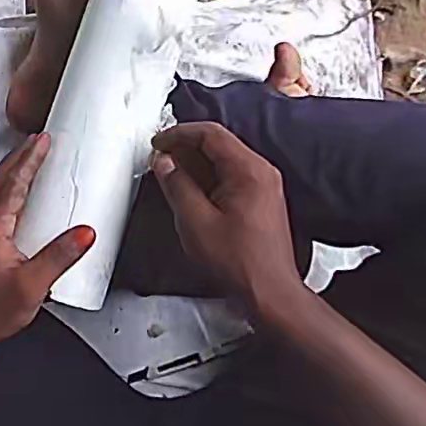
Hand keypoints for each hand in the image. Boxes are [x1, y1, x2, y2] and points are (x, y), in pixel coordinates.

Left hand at [0, 134, 94, 345]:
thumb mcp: (32, 285)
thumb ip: (59, 258)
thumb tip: (85, 233)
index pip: (14, 183)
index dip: (30, 160)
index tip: (44, 141)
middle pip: (2, 179)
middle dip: (21, 156)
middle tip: (40, 140)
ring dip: (14, 169)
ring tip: (32, 157)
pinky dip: (11, 187)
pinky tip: (22, 192)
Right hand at [150, 122, 298, 307]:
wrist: (268, 291)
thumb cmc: (240, 262)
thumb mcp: (195, 221)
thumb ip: (177, 186)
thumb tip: (164, 164)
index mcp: (248, 171)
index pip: (210, 134)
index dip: (178, 134)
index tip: (158, 143)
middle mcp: (261, 173)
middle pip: (217, 144)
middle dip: (184, 148)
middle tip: (159, 159)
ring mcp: (263, 186)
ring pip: (222, 160)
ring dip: (193, 164)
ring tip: (169, 176)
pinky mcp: (259, 200)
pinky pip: (229, 176)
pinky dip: (205, 177)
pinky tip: (188, 191)